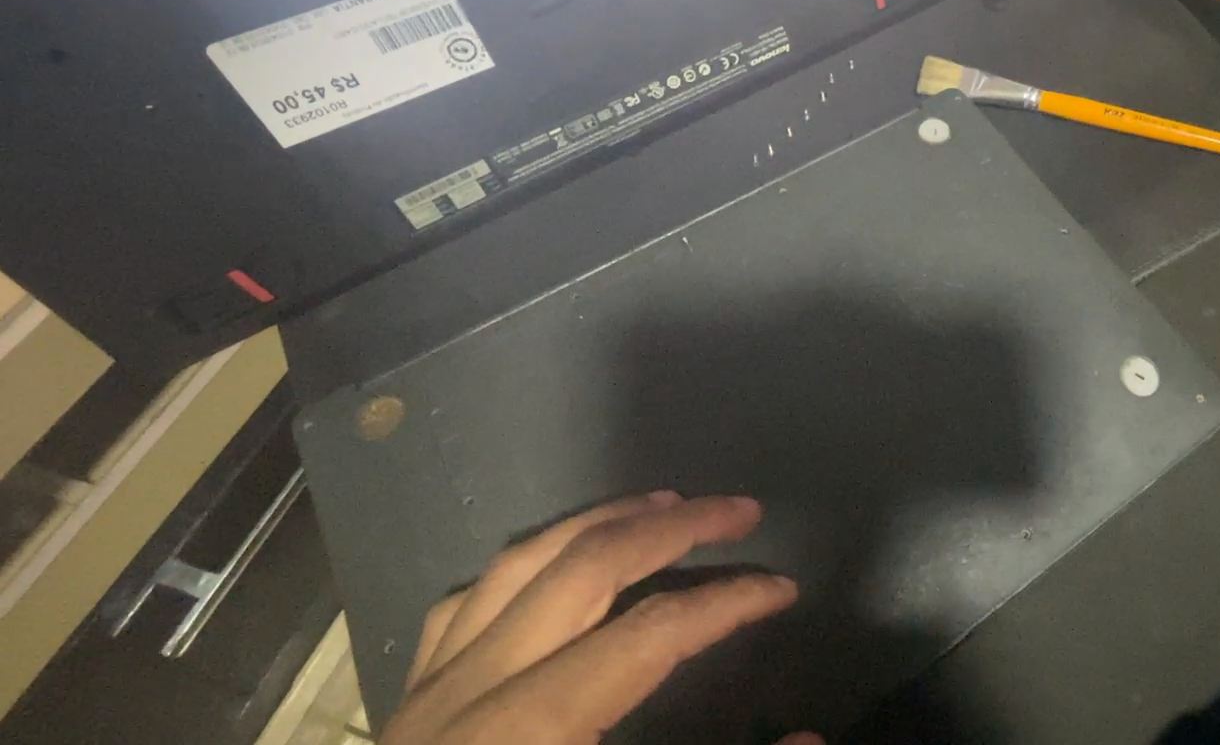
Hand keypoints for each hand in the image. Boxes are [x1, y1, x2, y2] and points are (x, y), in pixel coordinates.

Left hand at [383, 491, 818, 744]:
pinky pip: (469, 601)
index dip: (725, 603)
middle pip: (588, 569)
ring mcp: (428, 693)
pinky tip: (561, 560)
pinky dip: (529, 563)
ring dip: (605, 520)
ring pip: (524, 562)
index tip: (782, 588)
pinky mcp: (407, 704)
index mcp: (524, 737)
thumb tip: (809, 739)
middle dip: (676, 528)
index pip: (647, 636)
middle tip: (743, 510)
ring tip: (666, 502)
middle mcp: (470, 695)